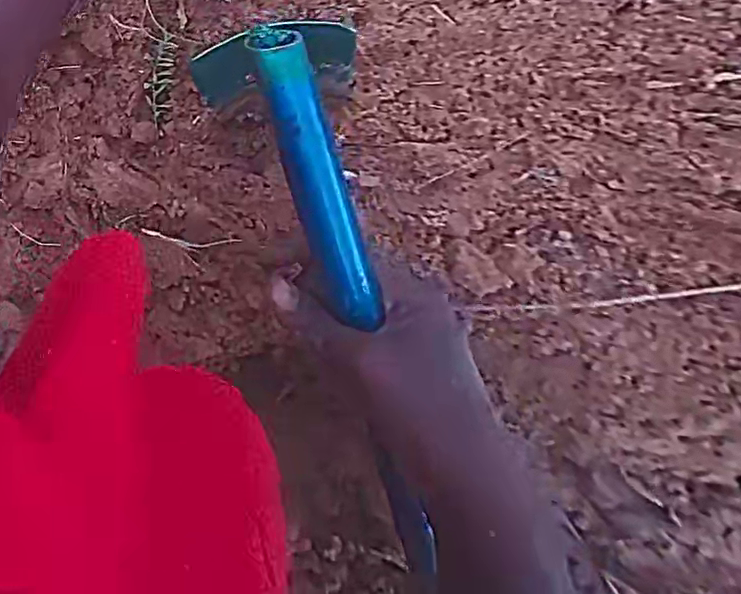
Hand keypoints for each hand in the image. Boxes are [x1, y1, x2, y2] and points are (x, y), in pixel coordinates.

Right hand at [273, 256, 503, 483]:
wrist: (472, 486)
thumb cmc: (418, 411)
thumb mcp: (357, 361)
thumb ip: (313, 319)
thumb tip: (272, 284)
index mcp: (413, 293)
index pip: (350, 253)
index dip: (307, 254)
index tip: (269, 264)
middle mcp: (418, 306)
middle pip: (350, 282)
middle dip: (318, 297)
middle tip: (299, 323)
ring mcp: (419, 336)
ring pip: (353, 314)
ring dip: (329, 329)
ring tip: (326, 358)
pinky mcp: (413, 365)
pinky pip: (364, 340)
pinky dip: (344, 349)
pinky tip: (343, 378)